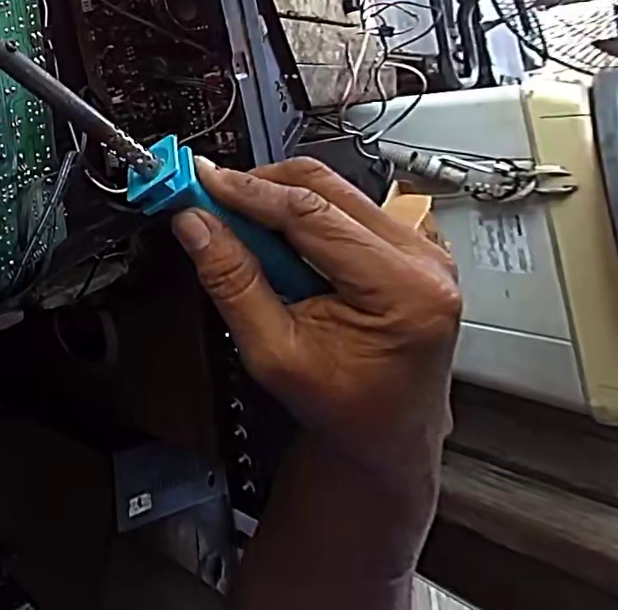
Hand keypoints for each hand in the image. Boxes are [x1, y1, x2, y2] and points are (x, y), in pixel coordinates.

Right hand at [170, 157, 460, 475]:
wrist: (387, 437)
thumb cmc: (346, 410)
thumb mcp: (273, 354)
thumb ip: (232, 282)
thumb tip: (197, 225)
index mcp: (403, 289)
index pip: (310, 212)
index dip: (247, 190)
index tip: (203, 180)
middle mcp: (421, 258)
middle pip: (321, 185)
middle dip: (256, 186)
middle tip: (207, 197)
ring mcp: (416, 247)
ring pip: (327, 187)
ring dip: (273, 197)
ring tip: (237, 229)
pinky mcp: (401, 244)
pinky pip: (338, 203)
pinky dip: (293, 210)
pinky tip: (270, 239)